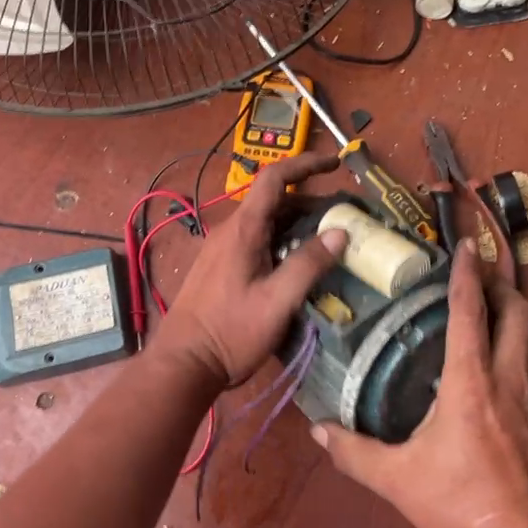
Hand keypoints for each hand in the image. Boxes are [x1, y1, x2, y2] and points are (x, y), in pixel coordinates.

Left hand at [149, 153, 348, 389]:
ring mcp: (223, 249)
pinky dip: (284, 241)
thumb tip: (340, 232)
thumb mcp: (278, 301)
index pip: (275, 179)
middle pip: (274, 201)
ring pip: (267, 222)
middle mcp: (231, 231)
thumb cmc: (231, 332)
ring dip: (299, 225)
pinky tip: (300, 265)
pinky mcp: (221, 267)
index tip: (335, 164)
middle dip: (311, 202)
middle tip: (344, 219)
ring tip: (330, 243)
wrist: (184, 364)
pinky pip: (258, 240)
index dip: (306, 164)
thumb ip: (308, 264)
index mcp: (244, 230)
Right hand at [310, 241, 527, 527]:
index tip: (468, 246)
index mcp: (470, 383)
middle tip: (485, 271)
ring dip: (519, 315)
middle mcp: (508, 379)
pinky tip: (513, 364)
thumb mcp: (397, 480)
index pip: (470, 313)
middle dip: (503, 284)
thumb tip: (317, 430)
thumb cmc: (460, 505)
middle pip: (517, 313)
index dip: (467, 275)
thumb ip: (355, 452)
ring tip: (500, 308)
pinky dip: (527, 350)